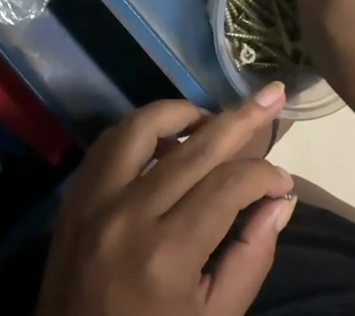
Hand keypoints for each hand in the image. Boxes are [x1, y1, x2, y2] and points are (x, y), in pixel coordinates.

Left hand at [37, 85, 296, 315]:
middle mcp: (127, 215)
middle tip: (272, 95)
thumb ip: (250, 258)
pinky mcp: (71, 198)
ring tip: (212, 119)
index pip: (227, 187)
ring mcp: (92, 201)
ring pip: (141, 127)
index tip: (283, 180)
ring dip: (182, 113)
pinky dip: (139, 129)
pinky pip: (107, 143)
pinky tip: (165, 136)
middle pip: (193, 148)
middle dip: (240, 118)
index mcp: (166, 255)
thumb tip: (280, 199)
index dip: (263, 175)